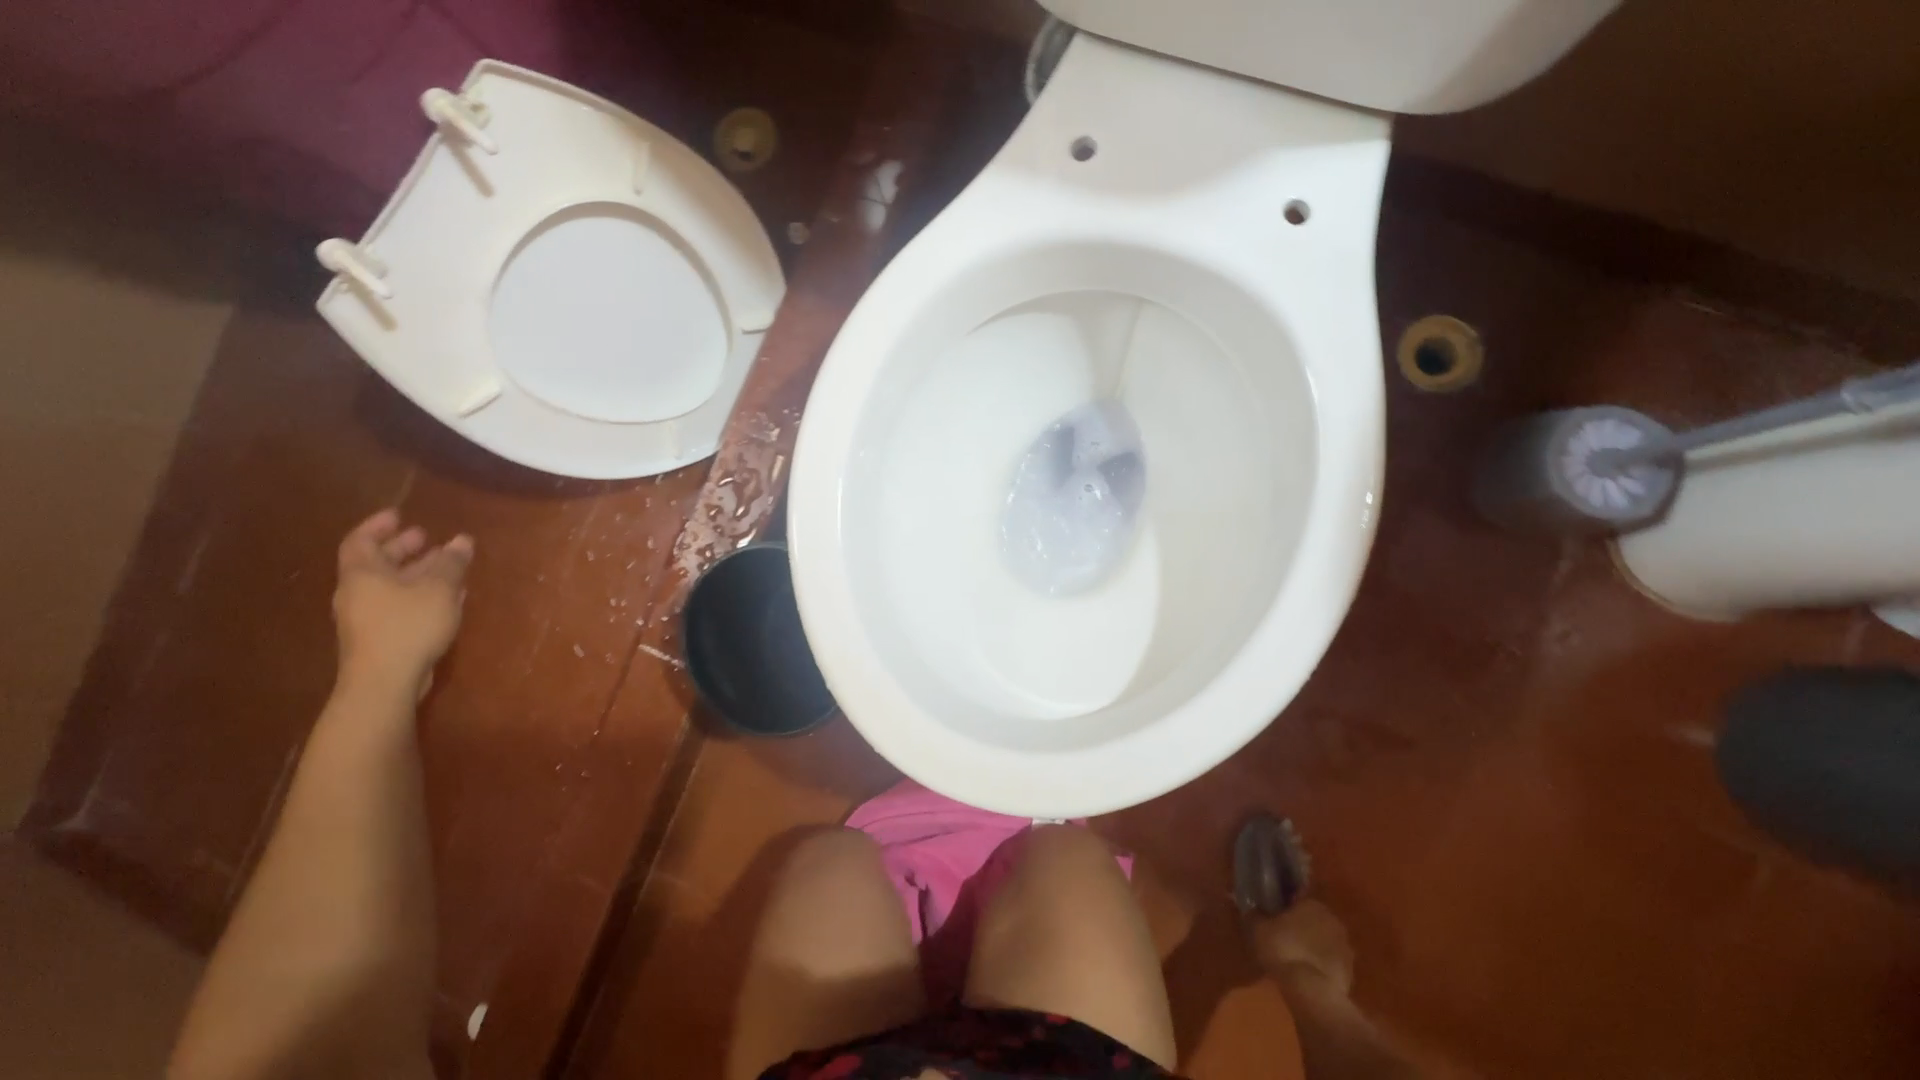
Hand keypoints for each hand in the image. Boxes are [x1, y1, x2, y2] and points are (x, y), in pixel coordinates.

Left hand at [333, 509, 473, 696]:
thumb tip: (462, 540)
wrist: (384, 682)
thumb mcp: (438, 589)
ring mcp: (367, 618)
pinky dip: (419, 596)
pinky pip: (399, 607)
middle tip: (425, 537)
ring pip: (391, 587)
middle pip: (377, 564)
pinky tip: (445, 599)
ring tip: (445, 567)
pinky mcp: (380, 639)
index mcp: (362, 574)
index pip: (361, 540)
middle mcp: (358, 593)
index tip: (400, 515)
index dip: (378, 526)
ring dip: (415, 574)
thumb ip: (451, 563)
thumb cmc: (408, 625)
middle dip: (402, 549)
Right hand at [1249, 899, 1355, 999]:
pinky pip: (1331, 963)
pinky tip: (1307, 976)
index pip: (1298, 899)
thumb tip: (1250, 907)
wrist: (1311, 990)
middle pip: (1314, 920)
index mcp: (1312, 904)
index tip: (1275, 919)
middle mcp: (1333, 920)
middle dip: (1301, 928)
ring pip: (1324, 941)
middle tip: (1283, 939)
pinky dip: (1321, 966)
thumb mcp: (1258, 929)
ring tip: (1295, 960)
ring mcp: (1345, 946)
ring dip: (1313, 947)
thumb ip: (1254, 914)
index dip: (1286, 909)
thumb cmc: (1283, 949)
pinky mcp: (1350, 970)